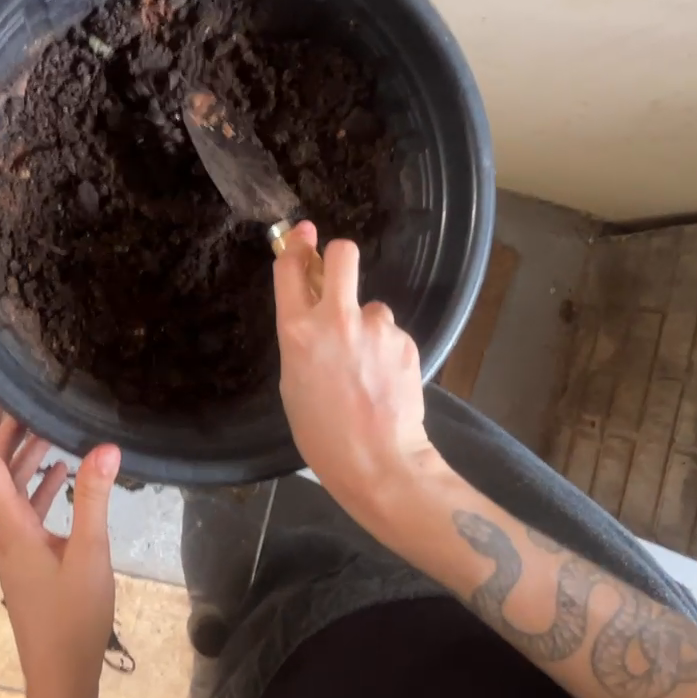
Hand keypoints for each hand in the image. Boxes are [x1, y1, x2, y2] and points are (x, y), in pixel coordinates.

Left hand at [0, 381, 120, 697]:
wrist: (60, 677)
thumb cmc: (73, 619)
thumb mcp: (90, 554)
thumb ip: (94, 498)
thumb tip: (105, 447)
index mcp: (9, 523)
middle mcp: (3, 527)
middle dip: (5, 425)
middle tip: (23, 388)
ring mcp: (14, 542)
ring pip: (11, 484)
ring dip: (25, 451)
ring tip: (47, 418)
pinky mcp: (28, 553)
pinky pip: (27, 505)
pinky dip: (41, 481)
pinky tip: (63, 469)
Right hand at [273, 221, 434, 525]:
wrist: (377, 461)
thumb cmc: (321, 432)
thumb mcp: (293, 382)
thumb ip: (301, 340)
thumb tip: (312, 317)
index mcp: (298, 330)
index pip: (291, 268)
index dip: (295, 245)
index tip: (301, 236)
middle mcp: (336, 319)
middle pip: (342, 255)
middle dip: (337, 256)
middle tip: (337, 275)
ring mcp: (375, 328)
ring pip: (371, 305)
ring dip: (367, 324)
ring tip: (366, 366)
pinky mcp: (405, 341)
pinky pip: (390, 333)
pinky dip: (386, 349)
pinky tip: (383, 380)